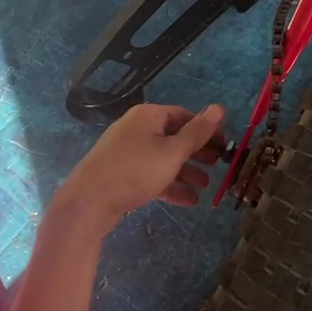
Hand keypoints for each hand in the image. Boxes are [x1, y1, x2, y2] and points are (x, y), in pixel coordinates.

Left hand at [52, 104, 225, 236]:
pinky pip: (151, 175)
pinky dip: (170, 185)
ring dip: (186, 172)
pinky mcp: (121, 174)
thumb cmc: (135, 170)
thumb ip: (197, 132)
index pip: (184, 115)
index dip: (205, 130)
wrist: (88, 202)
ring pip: (164, 158)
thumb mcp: (172, 152)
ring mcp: (127, 152)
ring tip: (205, 187)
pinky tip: (188, 201)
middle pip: (174, 137)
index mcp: (149, 116)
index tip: (224, 146)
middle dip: (197, 153)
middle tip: (217, 166)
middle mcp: (137, 129)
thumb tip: (219, 108)